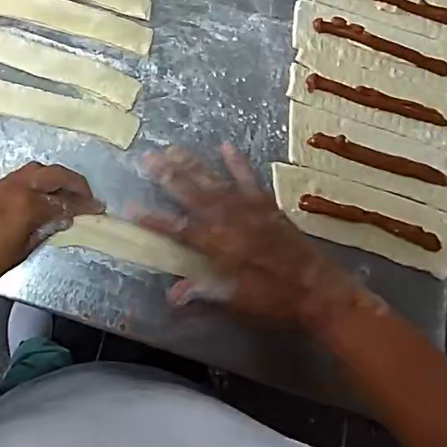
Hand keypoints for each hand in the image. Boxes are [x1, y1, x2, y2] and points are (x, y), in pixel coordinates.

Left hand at [0, 162, 100, 299]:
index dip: (85, 205)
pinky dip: (40, 181)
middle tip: (87, 196)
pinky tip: (42, 196)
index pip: (65, 201)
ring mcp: (3, 185)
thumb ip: (43, 230)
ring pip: (38, 171)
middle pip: (55, 175)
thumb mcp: (20, 251)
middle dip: (75, 183)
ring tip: (67, 193)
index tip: (99, 208)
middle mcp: (18, 187)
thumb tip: (61, 219)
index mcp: (28, 204)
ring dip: (56, 178)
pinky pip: (24, 176)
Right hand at [138, 144, 379, 330]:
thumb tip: (172, 294)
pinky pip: (247, 178)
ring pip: (214, 181)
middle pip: (191, 194)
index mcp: (216, 245)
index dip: (152, 219)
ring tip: (173, 148)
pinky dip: (236, 162)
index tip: (130, 207)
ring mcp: (247, 208)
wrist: (316, 287)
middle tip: (147, 157)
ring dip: (193, 164)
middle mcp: (228, 220)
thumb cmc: (272, 299)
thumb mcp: (235, 300)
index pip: (177, 229)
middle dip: (167, 176)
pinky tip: (224, 145)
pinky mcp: (265, 203)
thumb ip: (203, 290)